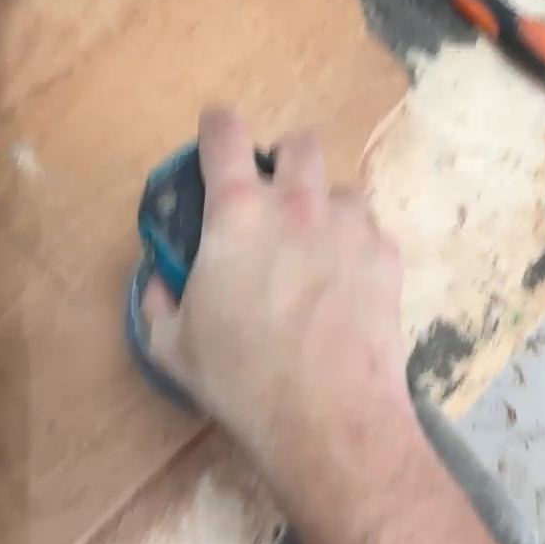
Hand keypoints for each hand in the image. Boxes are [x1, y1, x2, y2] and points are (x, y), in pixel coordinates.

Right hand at [140, 111, 421, 484]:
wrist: (328, 418)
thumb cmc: (241, 379)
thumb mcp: (173, 347)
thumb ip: (158, 303)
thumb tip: (157, 282)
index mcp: (237, 215)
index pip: (224, 137)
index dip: (217, 125)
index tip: (216, 128)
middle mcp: (298, 206)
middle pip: (300, 144)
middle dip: (286, 158)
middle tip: (277, 196)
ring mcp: (350, 227)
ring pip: (343, 189)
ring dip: (327, 208)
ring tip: (319, 250)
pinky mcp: (386, 257)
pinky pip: (372, 233)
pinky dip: (357, 248)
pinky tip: (350, 286)